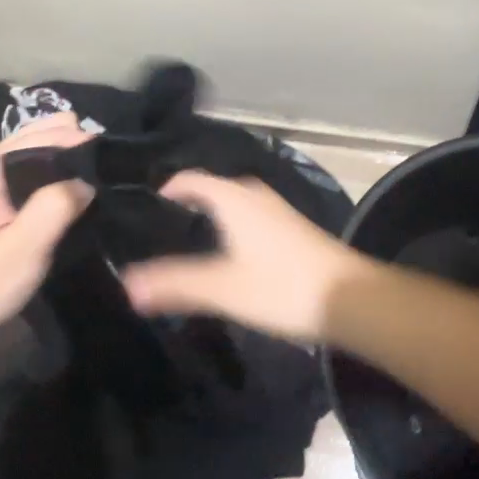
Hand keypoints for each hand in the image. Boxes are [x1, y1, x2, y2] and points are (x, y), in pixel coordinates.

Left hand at [0, 114, 94, 355]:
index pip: (45, 133)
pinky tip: (74, 192)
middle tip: (108, 170)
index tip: (113, 159)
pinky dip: (53, 174)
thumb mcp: (25, 248)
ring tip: (98, 179)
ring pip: (35, 153)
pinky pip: (29, 172)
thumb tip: (87, 180)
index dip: (80, 141)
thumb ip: (56, 206)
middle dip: (73, 145)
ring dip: (65, 160)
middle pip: (39, 135)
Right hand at [121, 170, 373, 341]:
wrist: (352, 299)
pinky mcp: (289, 231)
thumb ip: (174, 284)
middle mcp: (253, 194)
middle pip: (208, 190)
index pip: (187, 179)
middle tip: (151, 231)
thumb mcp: (222, 288)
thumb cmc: (282, 286)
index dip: (162, 190)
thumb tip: (126, 284)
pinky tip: (220, 257)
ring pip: (228, 205)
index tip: (136, 209)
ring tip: (178, 245)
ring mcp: (274, 211)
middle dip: (180, 206)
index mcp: (233, 196)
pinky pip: (245, 219)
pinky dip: (225, 230)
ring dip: (205, 218)